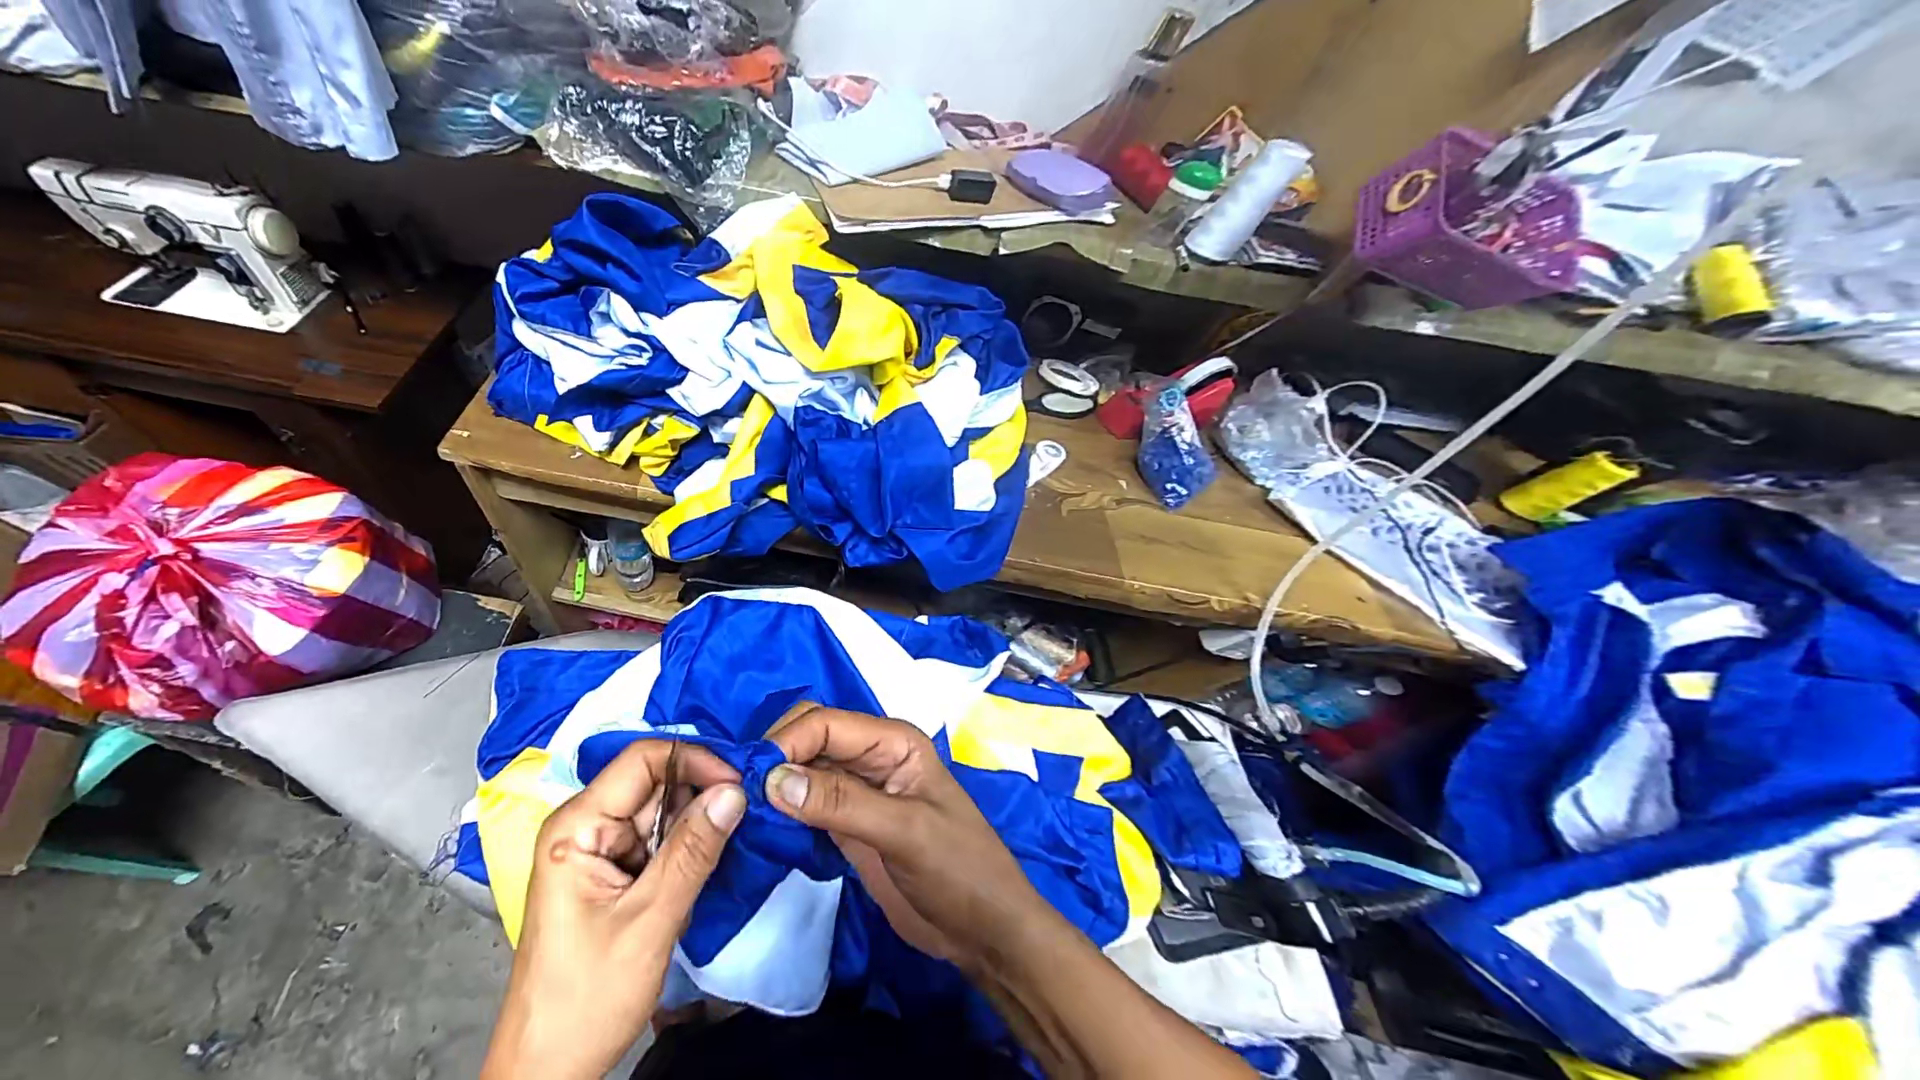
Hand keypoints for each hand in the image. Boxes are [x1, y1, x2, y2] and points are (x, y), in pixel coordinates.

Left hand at [481, 739, 746, 1079]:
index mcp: (577, 827)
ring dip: (700, 819)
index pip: (643, 760)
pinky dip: (691, 843)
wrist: (549, 1069)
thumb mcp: (649, 921)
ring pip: (664, 809)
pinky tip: (713, 856)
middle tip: (748, 810)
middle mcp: (586, 826)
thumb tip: (736, 791)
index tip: (739, 784)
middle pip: (656, 781)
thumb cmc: (586, 999)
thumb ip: (694, 851)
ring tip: (736, 834)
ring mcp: (600, 848)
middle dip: (703, 791)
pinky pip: (662, 837)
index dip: (695, 761)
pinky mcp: (616, 870)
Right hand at [762, 703, 1060, 971]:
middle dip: (775, 757)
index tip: (749, 780)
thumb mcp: (906, 833)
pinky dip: (784, 810)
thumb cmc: (959, 870)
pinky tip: (761, 827)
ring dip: (774, 784)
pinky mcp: (850, 824)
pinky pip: (808, 804)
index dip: (786, 743)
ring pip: (805, 770)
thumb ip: (842, 803)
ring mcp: (860, 790)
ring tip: (740, 812)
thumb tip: (772, 778)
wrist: (983, 929)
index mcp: (895, 741)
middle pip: (811, 738)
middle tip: (739, 795)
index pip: (827, 723)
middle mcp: (874, 757)